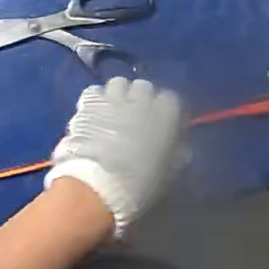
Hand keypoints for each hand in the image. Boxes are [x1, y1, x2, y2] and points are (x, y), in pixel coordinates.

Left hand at [42, 77, 187, 236]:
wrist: (100, 184)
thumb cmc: (139, 184)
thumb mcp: (168, 172)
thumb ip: (175, 153)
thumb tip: (179, 147)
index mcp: (166, 117)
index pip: (170, 99)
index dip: (163, 111)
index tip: (160, 121)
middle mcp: (141, 102)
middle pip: (143, 87)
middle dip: (140, 98)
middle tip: (134, 114)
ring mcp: (114, 99)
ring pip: (118, 84)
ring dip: (117, 95)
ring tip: (112, 110)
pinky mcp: (89, 103)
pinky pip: (94, 92)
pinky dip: (95, 100)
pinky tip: (93, 113)